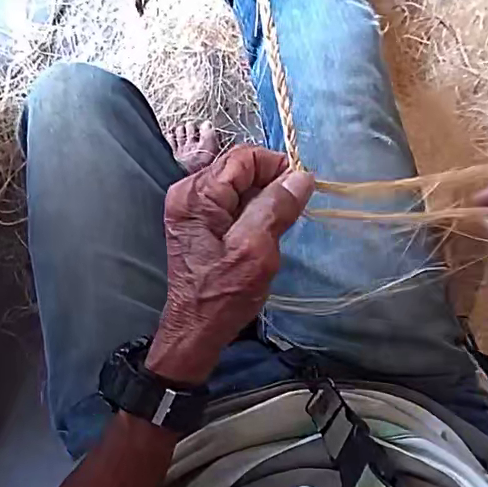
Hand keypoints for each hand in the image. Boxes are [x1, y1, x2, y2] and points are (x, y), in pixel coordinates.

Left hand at [149, 146, 313, 383]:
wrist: (196, 329)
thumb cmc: (223, 294)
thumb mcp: (255, 249)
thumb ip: (276, 207)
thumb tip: (301, 176)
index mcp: (196, 195)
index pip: (243, 157)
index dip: (276, 166)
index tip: (299, 189)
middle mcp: (187, 194)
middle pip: (238, 169)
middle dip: (268, 185)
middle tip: (287, 215)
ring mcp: (189, 210)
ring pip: (236, 187)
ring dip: (261, 201)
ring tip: (272, 230)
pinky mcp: (196, 225)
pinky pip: (229, 205)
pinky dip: (250, 214)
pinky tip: (259, 236)